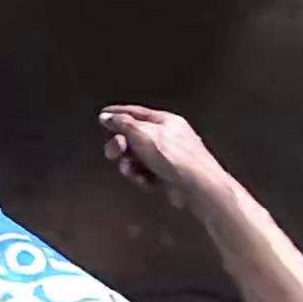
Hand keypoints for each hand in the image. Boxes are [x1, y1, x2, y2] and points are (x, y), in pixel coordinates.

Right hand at [99, 105, 234, 211]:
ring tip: (130, 171)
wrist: (201, 190)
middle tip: (113, 152)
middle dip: (119, 145)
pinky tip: (143, 180)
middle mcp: (168, 137)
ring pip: (137, 156)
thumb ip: (121, 123)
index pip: (134, 112)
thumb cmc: (175, 157)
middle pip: (133, 136)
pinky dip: (141, 177)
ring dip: (128, 164)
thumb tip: (106, 116)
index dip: (116, 114)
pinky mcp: (170, 176)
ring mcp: (169, 157)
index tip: (101, 117)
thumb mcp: (142, 133)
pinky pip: (146, 172)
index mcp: (165, 121)